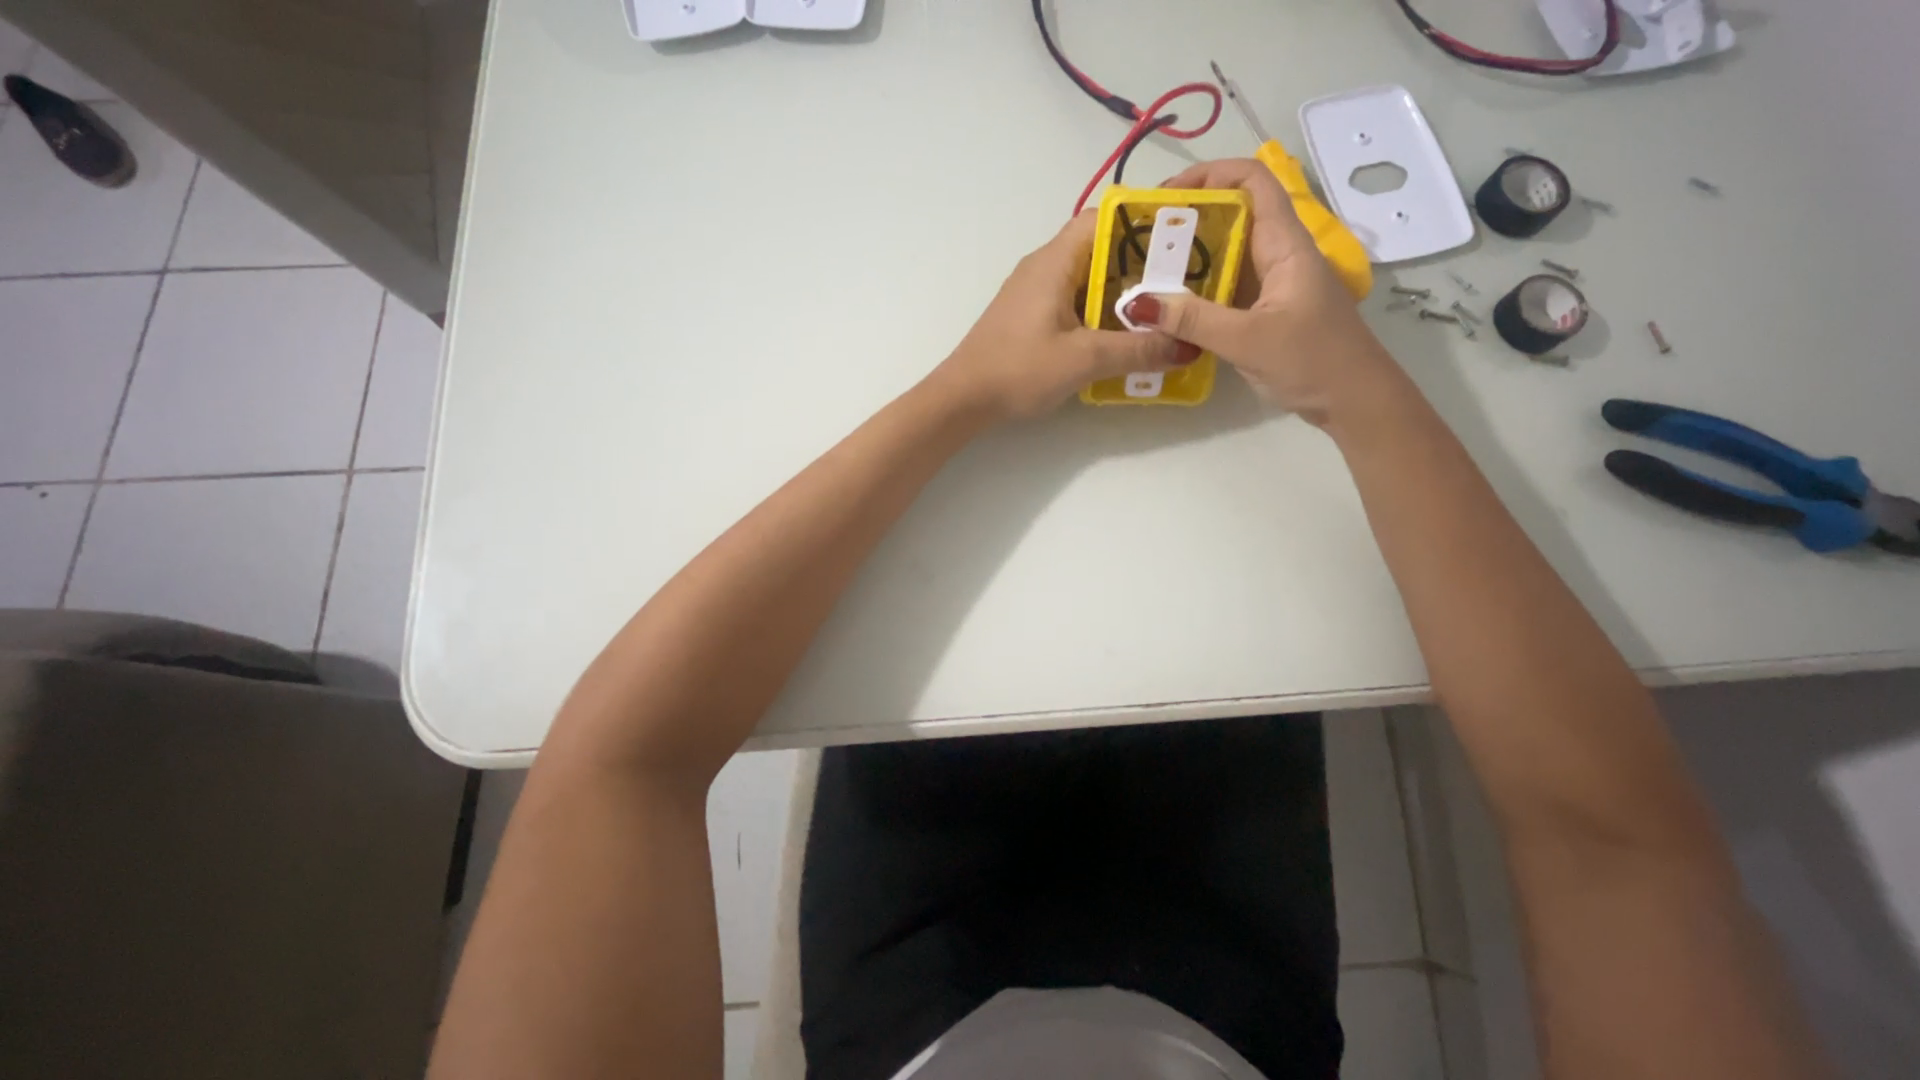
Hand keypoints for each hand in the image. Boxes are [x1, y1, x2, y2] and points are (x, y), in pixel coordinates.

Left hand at [929, 210, 1195, 421]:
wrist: (963, 399)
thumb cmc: (1019, 369)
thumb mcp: (1084, 360)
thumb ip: (1137, 350)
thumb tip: (1188, 346)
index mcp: (1054, 261)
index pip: (1103, 218)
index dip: (1142, 222)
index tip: (1179, 237)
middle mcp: (1043, 266)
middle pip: (1100, 247)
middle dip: (1141, 261)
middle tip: (1182, 279)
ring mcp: (1034, 291)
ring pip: (1088, 276)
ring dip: (1122, 290)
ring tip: (1163, 307)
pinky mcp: (1031, 315)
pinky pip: (1075, 299)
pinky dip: (1101, 309)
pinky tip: (1124, 333)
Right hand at [1120, 159, 1394, 425]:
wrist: (1356, 402)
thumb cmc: (1314, 362)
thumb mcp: (1248, 341)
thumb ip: (1193, 320)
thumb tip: (1137, 302)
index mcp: (1285, 245)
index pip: (1252, 180)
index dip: (1209, 174)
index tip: (1164, 196)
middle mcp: (1279, 254)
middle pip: (1233, 213)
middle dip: (1187, 217)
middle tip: (1142, 238)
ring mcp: (1273, 283)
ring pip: (1227, 252)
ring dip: (1188, 255)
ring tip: (1145, 268)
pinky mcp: (1265, 310)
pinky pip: (1226, 285)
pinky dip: (1197, 287)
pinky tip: (1168, 304)